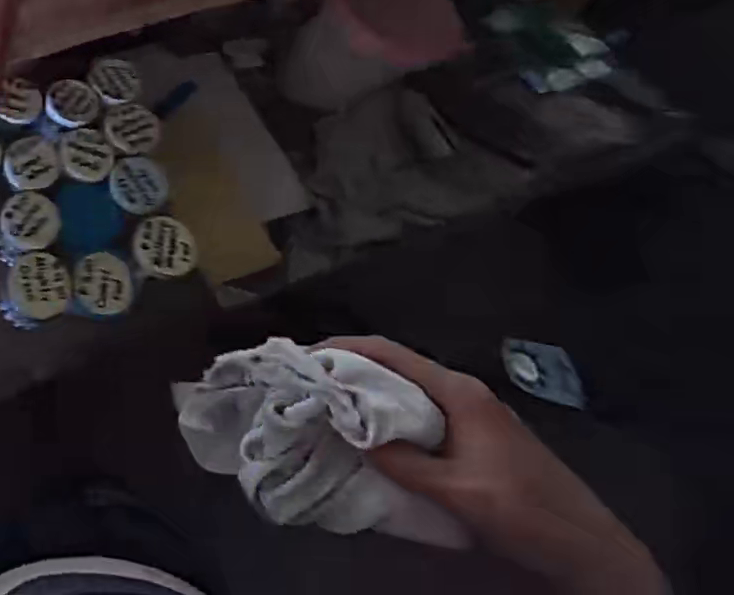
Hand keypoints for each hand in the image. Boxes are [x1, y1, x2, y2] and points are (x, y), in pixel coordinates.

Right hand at [320, 337, 663, 594]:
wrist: (601, 557)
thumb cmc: (531, 515)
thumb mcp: (460, 492)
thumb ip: (400, 460)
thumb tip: (344, 430)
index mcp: (458, 392)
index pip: (384, 350)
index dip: (338, 346)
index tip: (301, 357)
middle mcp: (461, 391)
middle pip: (389, 361)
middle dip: (343, 365)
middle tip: (306, 378)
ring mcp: (471, 410)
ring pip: (400, 383)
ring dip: (361, 386)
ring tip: (325, 398)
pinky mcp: (473, 430)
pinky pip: (414, 403)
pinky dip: (381, 404)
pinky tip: (366, 423)